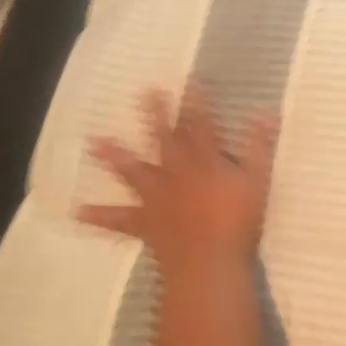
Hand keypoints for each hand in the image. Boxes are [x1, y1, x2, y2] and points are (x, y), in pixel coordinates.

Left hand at [79, 86, 278, 273]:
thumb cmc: (237, 220)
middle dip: (156, 116)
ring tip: (94, 142)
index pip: (202, 126)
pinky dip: (99, 215)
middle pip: (165, 141)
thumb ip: (259, 146)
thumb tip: (266, 112)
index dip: (197, 104)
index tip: (190, 83)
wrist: (208, 262)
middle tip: (144, 94)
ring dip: (115, 157)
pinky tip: (78, 211)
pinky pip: (118, 219)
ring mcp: (157, 199)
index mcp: (205, 162)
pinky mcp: (145, 223)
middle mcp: (177, 174)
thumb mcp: (257, 179)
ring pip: (134, 173)